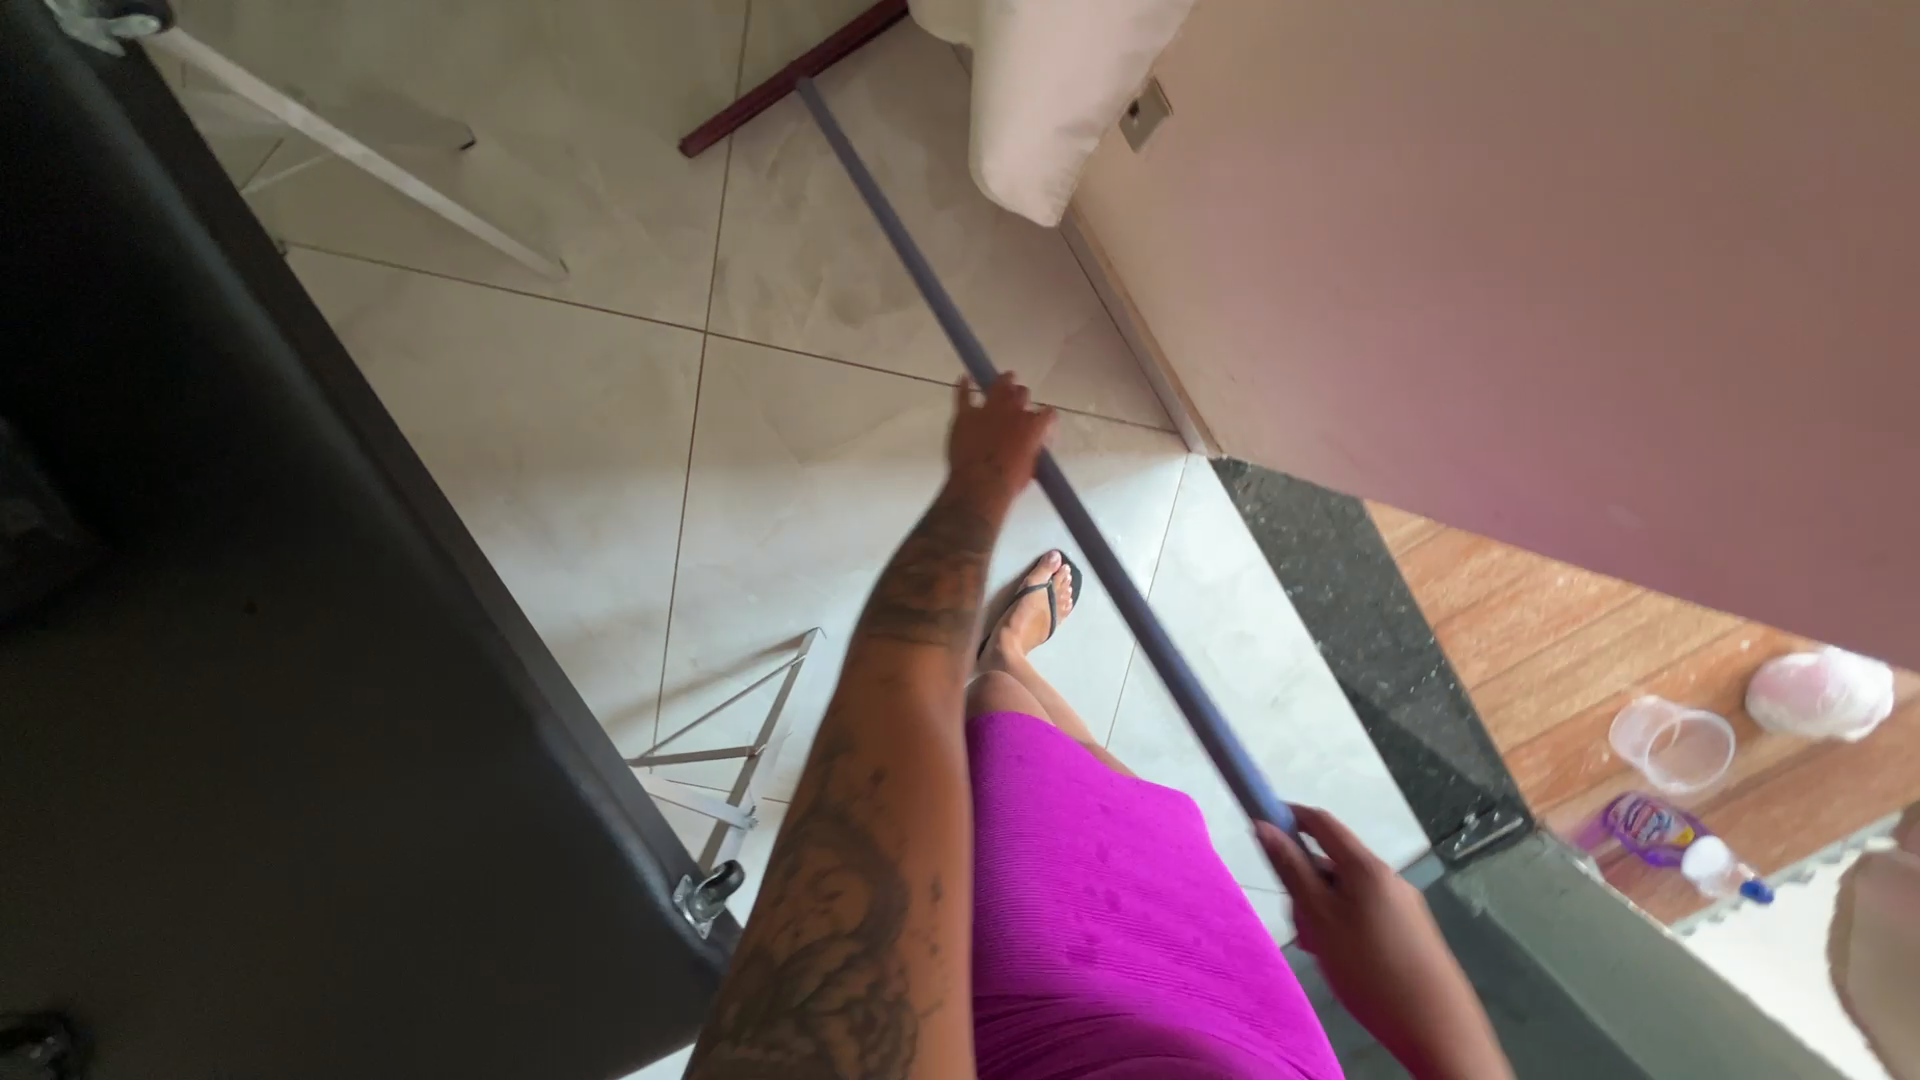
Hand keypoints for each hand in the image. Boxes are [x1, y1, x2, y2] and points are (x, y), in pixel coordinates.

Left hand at [945, 373, 1053, 512]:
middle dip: (1023, 397)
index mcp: (1033, 426)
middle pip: (1022, 394)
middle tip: (1021, 400)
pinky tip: (964, 378)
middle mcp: (1014, 411)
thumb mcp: (1032, 468)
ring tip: (1007, 377)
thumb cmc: (1009, 482)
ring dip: (1003, 381)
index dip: (1047, 417)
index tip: (1045, 421)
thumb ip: (1033, 449)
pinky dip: (964, 386)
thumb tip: (1033, 445)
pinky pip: (964, 395)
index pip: (1048, 414)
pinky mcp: (966, 414)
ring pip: (999, 386)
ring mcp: (988, 410)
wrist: (980, 485)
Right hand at [1259, 807, 1512, 1079]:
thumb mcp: (1318, 918)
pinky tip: (1343, 958)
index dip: (1288, 817)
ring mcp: (1404, 905)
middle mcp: (1388, 877)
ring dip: (1322, 907)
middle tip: (1297, 919)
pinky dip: (1343, 923)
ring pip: (1347, 890)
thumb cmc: (1370, 970)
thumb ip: (1290, 869)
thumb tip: (1263, 824)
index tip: (1262, 832)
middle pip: (1333, 860)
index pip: (1321, 821)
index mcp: (1366, 867)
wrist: (1441, 1034)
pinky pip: (1365, 911)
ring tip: (1320, 948)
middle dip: (1304, 879)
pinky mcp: (1413, 931)